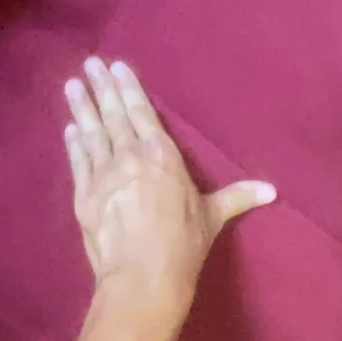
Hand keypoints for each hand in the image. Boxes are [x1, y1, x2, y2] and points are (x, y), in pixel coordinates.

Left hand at [64, 58, 276, 340]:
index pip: (142, 113)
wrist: (142, 277)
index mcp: (162, 156)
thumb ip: (238, 197)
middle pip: (114, 116)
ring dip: (82, 107)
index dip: (129, 88)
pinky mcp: (84, 196)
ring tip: (73, 84)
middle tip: (90, 63)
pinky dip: (73, 143)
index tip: (116, 68)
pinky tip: (69, 128)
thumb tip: (272, 191)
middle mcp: (130, 157)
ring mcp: (104, 175)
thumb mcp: (213, 217)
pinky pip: (79, 162)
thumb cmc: (183, 244)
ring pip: (91, 133)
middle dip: (102, 88)